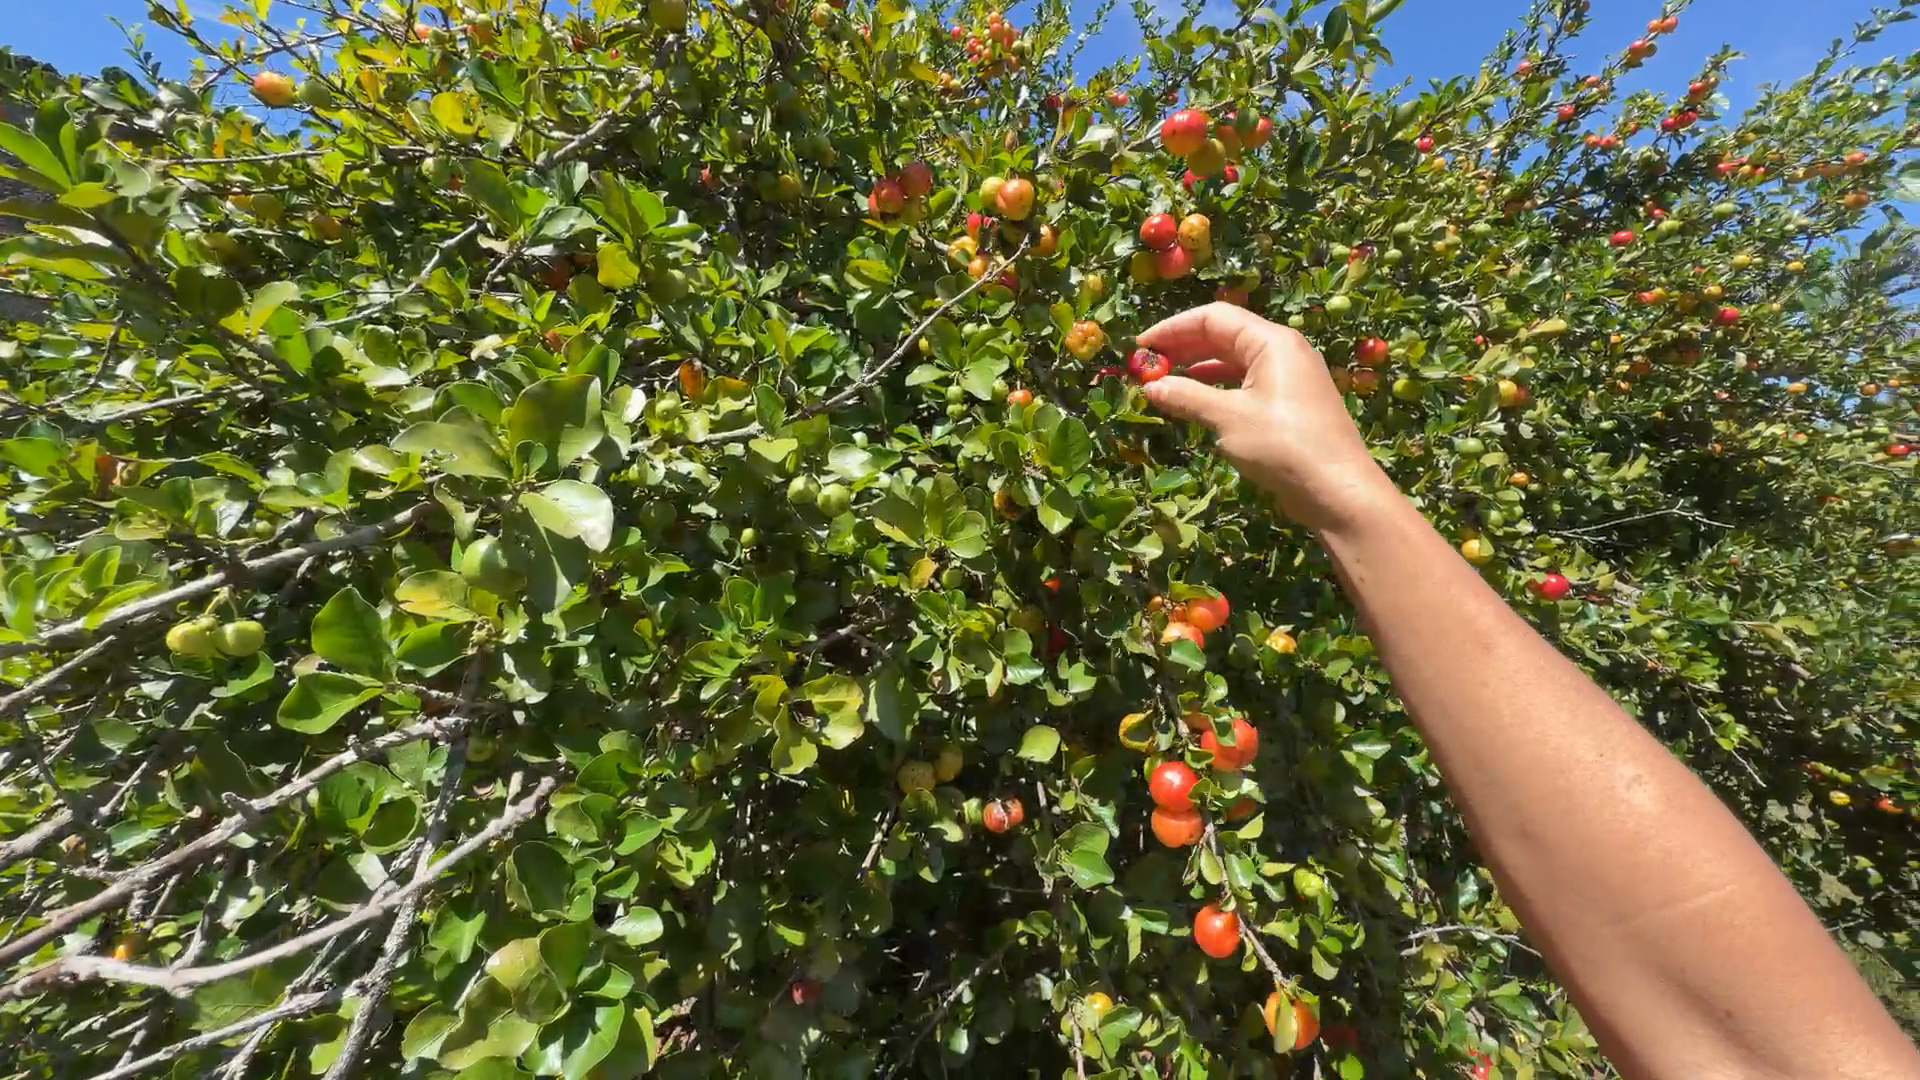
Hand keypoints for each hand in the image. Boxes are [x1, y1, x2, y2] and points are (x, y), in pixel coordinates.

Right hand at [1138, 303, 1395, 532]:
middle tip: (1147, 366)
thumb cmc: (1283, 445)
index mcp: (1271, 341)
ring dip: (1196, 369)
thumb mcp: (1228, 418)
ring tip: (1163, 384)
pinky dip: (1215, 388)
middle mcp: (1281, 351)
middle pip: (1223, 335)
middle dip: (1183, 348)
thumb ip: (1186, 397)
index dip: (1173, 328)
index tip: (1141, 347)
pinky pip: (1243, 384)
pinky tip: (1194, 402)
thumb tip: (1149, 387)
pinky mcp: (1287, 403)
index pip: (1214, 317)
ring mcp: (1286, 377)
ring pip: (1233, 361)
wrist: (1336, 489)